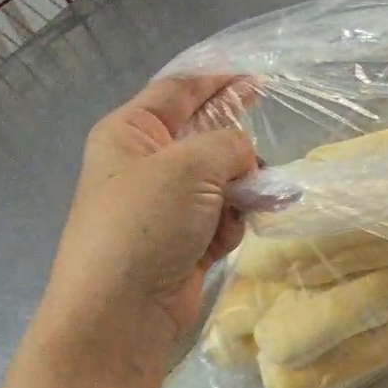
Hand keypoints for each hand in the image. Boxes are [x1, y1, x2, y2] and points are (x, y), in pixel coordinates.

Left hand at [36, 75, 257, 364]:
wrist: (122, 310)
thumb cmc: (144, 225)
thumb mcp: (189, 167)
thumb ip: (229, 145)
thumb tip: (249, 162)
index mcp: (131, 133)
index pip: (178, 91)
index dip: (216, 80)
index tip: (257, 78)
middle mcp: (148, 165)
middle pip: (205, 138)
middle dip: (236, 147)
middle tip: (265, 151)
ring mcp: (167, 206)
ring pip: (223, 181)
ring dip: (241, 192)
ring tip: (252, 205)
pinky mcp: (186, 241)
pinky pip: (224, 218)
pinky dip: (233, 224)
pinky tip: (227, 240)